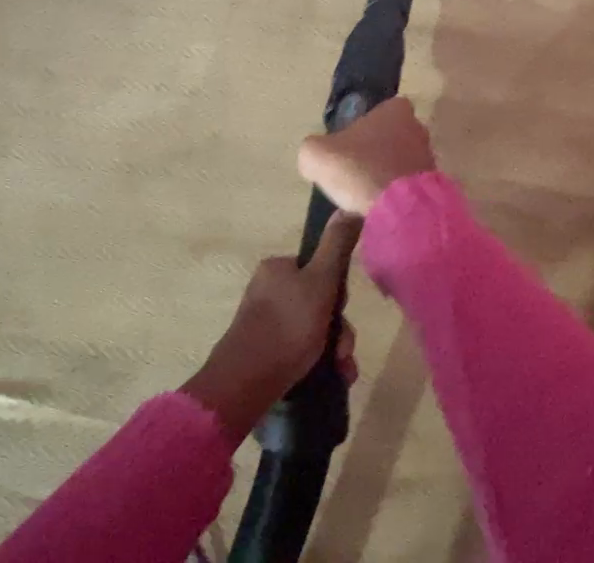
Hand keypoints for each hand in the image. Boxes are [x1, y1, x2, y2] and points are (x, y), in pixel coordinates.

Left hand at [181, 215, 359, 436]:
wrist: (244, 385)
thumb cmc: (288, 327)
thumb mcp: (321, 280)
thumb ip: (336, 245)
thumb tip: (349, 207)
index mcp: (278, 269)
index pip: (322, 268)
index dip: (339, 291)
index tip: (342, 311)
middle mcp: (269, 290)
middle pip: (320, 301)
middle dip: (338, 328)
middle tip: (342, 350)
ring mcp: (265, 321)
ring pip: (315, 327)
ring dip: (334, 348)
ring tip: (340, 369)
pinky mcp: (264, 350)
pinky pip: (301, 348)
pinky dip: (320, 360)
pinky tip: (332, 376)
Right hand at [297, 96, 437, 216]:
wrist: (399, 206)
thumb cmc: (358, 168)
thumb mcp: (316, 154)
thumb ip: (313, 148)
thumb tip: (314, 156)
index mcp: (396, 109)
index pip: (380, 110)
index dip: (362, 126)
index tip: (348, 144)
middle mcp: (418, 127)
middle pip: (391, 136)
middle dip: (375, 151)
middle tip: (353, 171)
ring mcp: (428, 156)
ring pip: (400, 161)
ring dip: (385, 173)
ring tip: (363, 193)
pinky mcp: (434, 184)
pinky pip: (408, 184)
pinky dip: (395, 193)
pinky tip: (379, 206)